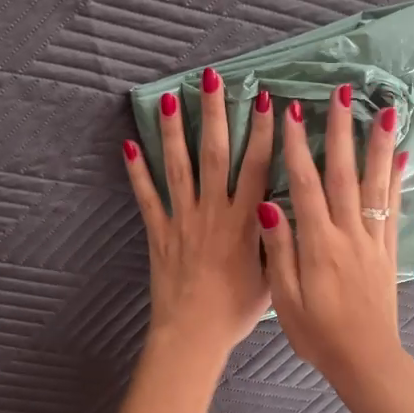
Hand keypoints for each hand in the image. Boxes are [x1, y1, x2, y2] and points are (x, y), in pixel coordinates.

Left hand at [123, 67, 274, 359]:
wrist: (193, 335)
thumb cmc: (235, 312)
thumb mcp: (272, 278)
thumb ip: (278, 241)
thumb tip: (284, 210)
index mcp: (245, 222)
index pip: (256, 166)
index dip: (262, 130)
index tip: (265, 98)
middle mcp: (213, 212)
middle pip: (215, 153)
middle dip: (216, 112)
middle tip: (212, 78)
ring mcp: (183, 220)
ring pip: (179, 167)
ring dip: (176, 130)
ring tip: (172, 97)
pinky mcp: (159, 233)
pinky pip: (147, 198)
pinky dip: (137, 172)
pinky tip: (129, 146)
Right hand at [257, 83, 408, 391]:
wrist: (365, 360)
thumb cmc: (318, 335)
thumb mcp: (286, 299)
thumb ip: (280, 251)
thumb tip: (267, 207)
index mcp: (318, 245)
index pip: (305, 185)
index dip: (298, 147)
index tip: (292, 112)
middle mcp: (349, 235)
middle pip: (344, 174)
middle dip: (341, 131)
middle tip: (342, 92)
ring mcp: (372, 241)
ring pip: (375, 185)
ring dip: (378, 146)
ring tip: (384, 111)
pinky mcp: (388, 252)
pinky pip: (393, 210)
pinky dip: (397, 181)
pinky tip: (401, 157)